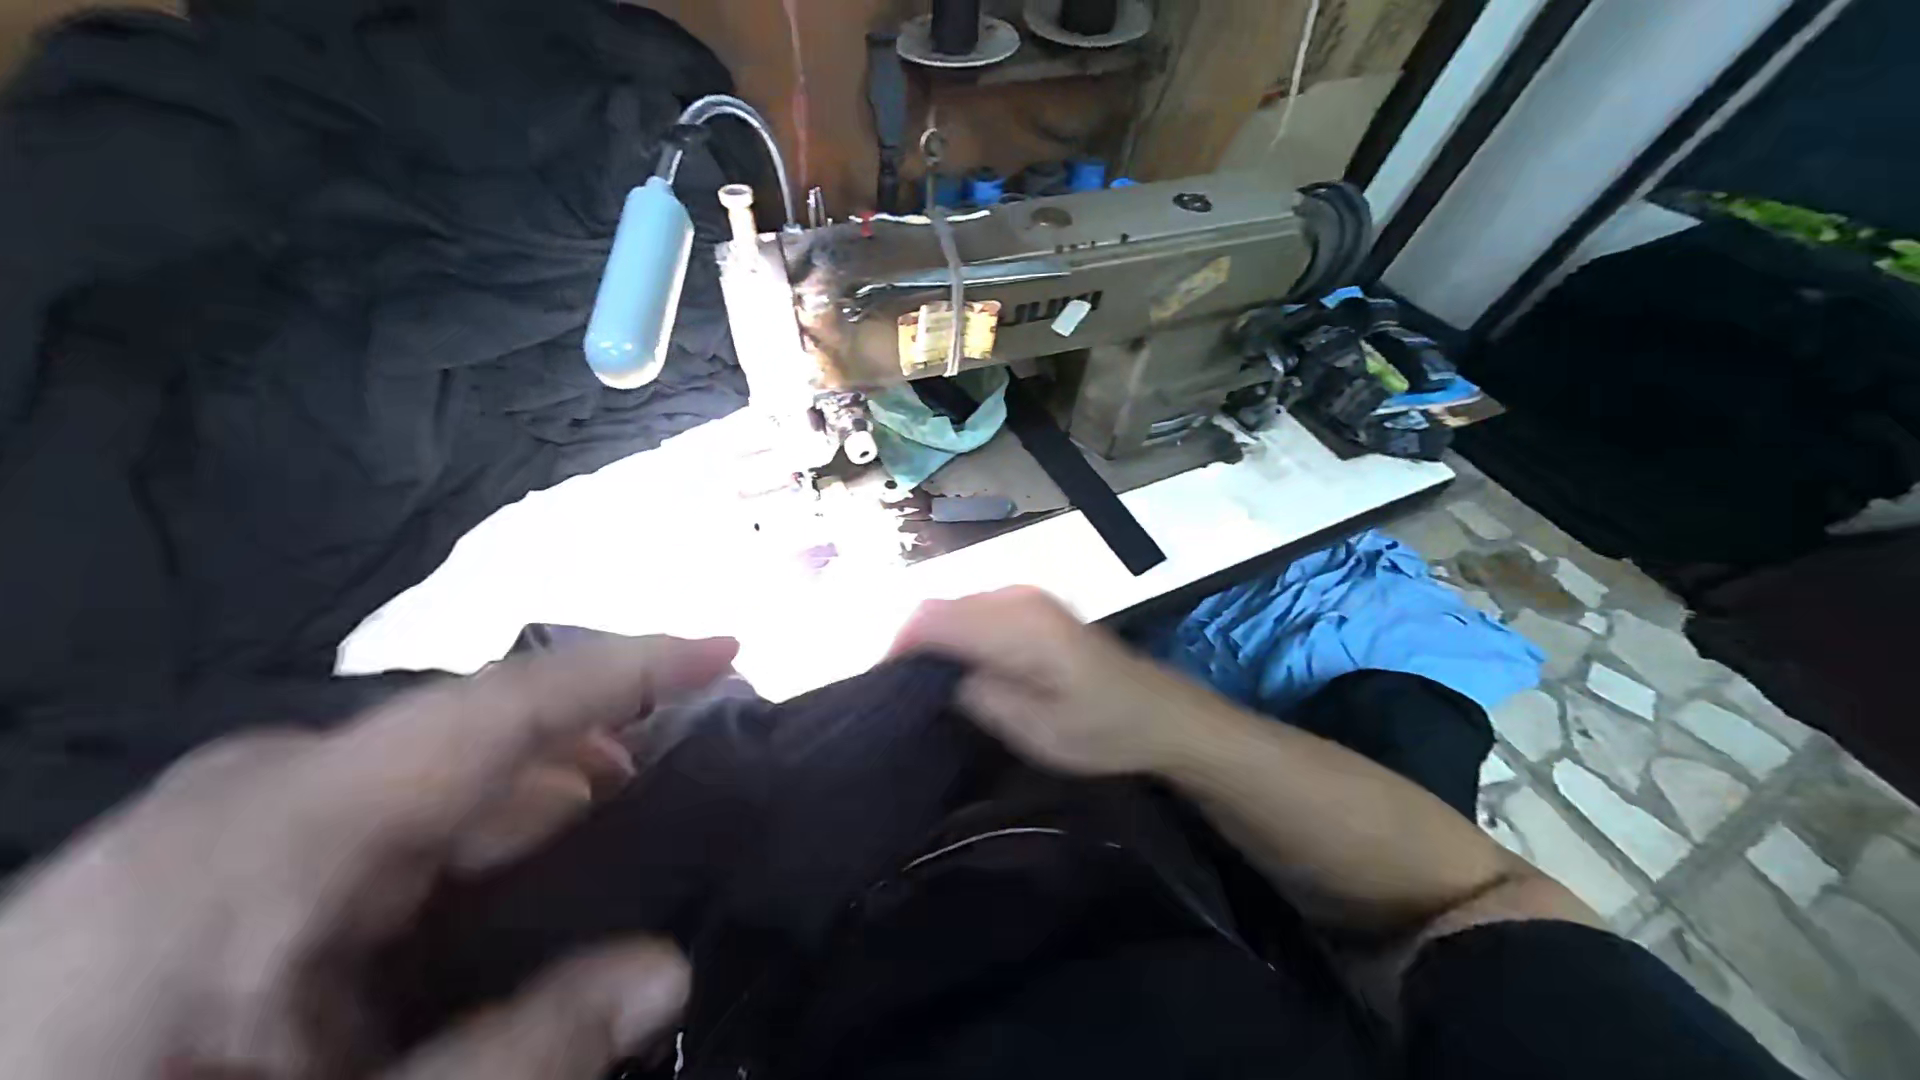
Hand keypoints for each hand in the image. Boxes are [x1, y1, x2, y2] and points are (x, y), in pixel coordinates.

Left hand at [0, 633, 737, 1079]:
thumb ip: (520, 1050)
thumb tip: (670, 972)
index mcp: (296, 824)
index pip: (512, 702)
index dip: (633, 668)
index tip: (727, 649)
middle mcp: (279, 780)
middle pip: (493, 733)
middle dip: (599, 749)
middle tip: (680, 792)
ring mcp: (243, 806)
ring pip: (448, 771)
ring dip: (538, 801)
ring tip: (606, 849)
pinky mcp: (227, 840)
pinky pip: (400, 802)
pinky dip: (477, 828)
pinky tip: (500, 884)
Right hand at [892, 587, 1234, 776]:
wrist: (1159, 713)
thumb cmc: (1102, 729)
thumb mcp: (1037, 730)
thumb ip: (980, 696)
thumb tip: (940, 677)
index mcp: (1018, 626)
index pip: (935, 619)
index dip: (899, 646)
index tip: (881, 683)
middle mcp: (1018, 599)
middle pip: (940, 606)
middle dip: (911, 642)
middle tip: (897, 689)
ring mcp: (1027, 597)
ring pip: (956, 606)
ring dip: (932, 637)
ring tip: (920, 681)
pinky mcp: (1033, 606)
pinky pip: (976, 610)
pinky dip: (955, 632)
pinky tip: (956, 665)